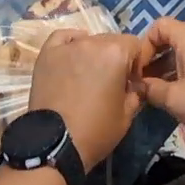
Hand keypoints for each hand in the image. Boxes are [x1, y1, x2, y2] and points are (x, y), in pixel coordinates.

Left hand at [28, 30, 146, 168]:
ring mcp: (68, 46)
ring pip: (89, 40)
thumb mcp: (127, 116)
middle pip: (112, 40)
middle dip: (116, 58)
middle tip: (109, 83)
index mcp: (116, 53)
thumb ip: (136, 93)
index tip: (130, 83)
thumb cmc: (95, 131)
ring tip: (87, 77)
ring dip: (94, 54)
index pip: (135, 45)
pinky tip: (73, 56)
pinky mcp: (48, 53)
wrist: (54, 146)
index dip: (136, 64)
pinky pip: (63, 37)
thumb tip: (135, 85)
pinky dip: (71, 43)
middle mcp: (93, 42)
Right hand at [135, 18, 184, 141]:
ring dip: (163, 67)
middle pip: (168, 37)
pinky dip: (176, 72)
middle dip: (152, 56)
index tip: (138, 68)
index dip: (144, 44)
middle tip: (140, 79)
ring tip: (151, 89)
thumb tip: (136, 86)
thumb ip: (151, 89)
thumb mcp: (173, 98)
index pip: (159, 25)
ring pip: (179, 51)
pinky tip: (170, 94)